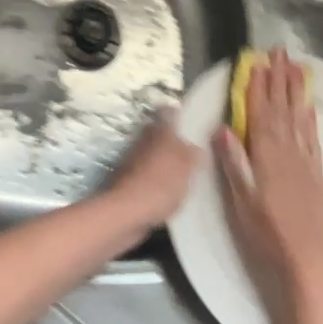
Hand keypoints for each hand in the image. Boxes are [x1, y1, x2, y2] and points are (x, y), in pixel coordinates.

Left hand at [104, 107, 199, 226]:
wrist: (127, 211)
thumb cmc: (161, 183)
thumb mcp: (186, 166)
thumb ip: (192, 152)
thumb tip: (194, 144)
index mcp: (158, 130)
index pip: (168, 112)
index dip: (179, 114)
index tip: (192, 121)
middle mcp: (143, 140)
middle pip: (159, 132)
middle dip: (173, 140)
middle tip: (192, 153)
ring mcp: (133, 160)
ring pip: (152, 153)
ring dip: (164, 161)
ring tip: (184, 176)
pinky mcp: (128, 180)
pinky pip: (147, 174)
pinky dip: (156, 180)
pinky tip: (170, 194)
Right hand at [216, 48, 322, 295]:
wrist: (306, 262)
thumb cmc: (266, 232)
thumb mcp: (241, 199)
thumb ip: (234, 162)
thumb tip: (222, 127)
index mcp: (266, 153)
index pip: (260, 111)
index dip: (257, 85)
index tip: (255, 60)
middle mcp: (288, 149)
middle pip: (282, 105)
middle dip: (279, 77)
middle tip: (279, 50)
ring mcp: (305, 159)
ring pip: (299, 115)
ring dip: (296, 89)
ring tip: (295, 66)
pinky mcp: (316, 172)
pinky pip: (312, 135)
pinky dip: (309, 116)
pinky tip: (308, 106)